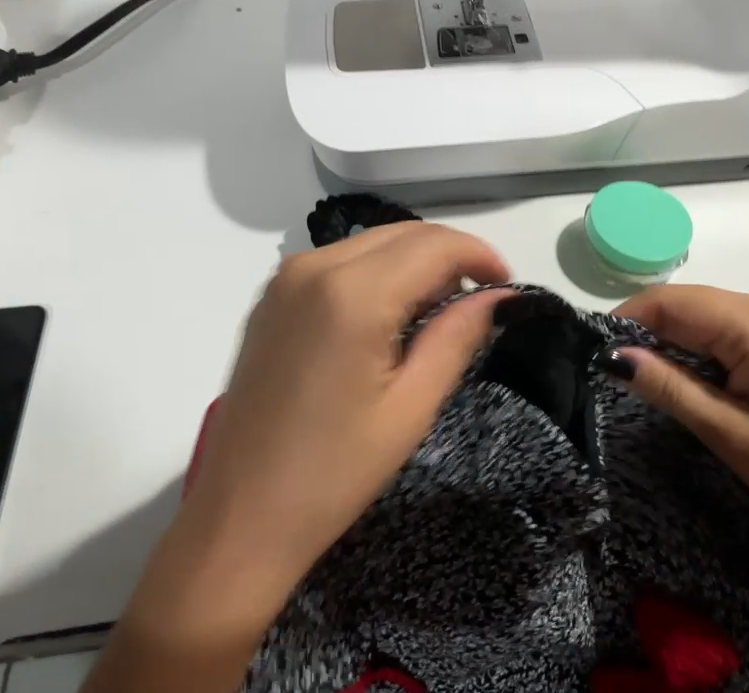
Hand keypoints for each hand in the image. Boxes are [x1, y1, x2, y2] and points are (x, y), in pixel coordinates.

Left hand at [177, 222, 511, 598]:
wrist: (241, 514)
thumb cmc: (334, 471)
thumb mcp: (411, 406)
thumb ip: (457, 336)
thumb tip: (499, 294)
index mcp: (351, 293)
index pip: (434, 244)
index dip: (480, 255)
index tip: (507, 286)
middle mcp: (313, 266)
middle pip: (402, 234)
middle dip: (448, 257)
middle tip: (476, 304)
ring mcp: (284, 279)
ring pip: (370, 243)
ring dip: (412, 264)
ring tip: (435, 316)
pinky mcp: (270, 298)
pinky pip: (337, 262)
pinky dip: (374, 274)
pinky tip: (386, 318)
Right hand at [609, 286, 748, 548]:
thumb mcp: (727, 432)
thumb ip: (668, 387)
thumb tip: (612, 356)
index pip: (668, 301)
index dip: (625, 321)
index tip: (593, 355)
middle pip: (683, 302)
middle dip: (643, 331)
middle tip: (612, 373)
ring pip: (699, 314)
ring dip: (667, 340)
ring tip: (643, 380)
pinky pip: (720, 328)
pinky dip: (693, 348)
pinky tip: (684, 379)